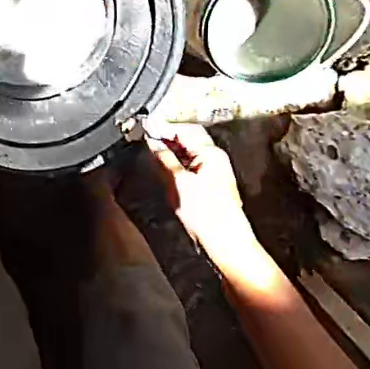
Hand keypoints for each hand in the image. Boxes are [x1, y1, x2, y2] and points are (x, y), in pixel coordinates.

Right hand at [144, 123, 251, 249]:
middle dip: (165, 135)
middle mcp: (214, 159)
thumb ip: (164, 159)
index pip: (184, 129)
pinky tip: (163, 165)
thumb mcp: (178, 182)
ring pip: (187, 151)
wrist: (224, 242)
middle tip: (144, 134)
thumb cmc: (209, 216)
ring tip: (150, 148)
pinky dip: (174, 161)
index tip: (144, 126)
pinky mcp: (207, 184)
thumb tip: (153, 143)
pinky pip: (188, 164)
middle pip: (187, 138)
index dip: (162, 126)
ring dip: (169, 148)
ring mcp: (212, 172)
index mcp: (211, 153)